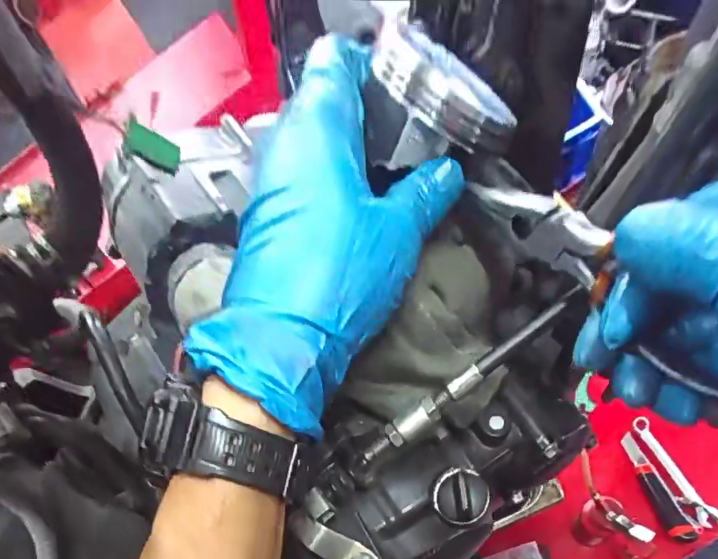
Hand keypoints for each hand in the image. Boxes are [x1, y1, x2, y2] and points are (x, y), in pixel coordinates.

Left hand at [183, 36, 463, 438]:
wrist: (284, 338)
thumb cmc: (332, 282)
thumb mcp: (397, 233)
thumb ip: (424, 194)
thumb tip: (446, 175)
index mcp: (315, 128)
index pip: (340, 61)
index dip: (376, 68)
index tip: (405, 90)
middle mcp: (284, 143)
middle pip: (328, 101)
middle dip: (372, 116)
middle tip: (411, 142)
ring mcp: (272, 178)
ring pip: (317, 142)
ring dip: (354, 152)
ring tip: (393, 179)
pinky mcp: (271, 212)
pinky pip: (306, 178)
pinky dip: (335, 182)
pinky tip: (363, 209)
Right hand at [573, 137, 717, 558]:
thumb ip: (687, 243)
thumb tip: (634, 233)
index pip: (706, 209)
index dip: (650, 258)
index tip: (610, 302)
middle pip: (694, 271)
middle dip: (645, 318)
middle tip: (608, 352)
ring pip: (696, 325)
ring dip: (657, 358)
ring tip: (640, 389)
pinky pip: (712, 367)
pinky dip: (683, 386)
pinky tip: (675, 405)